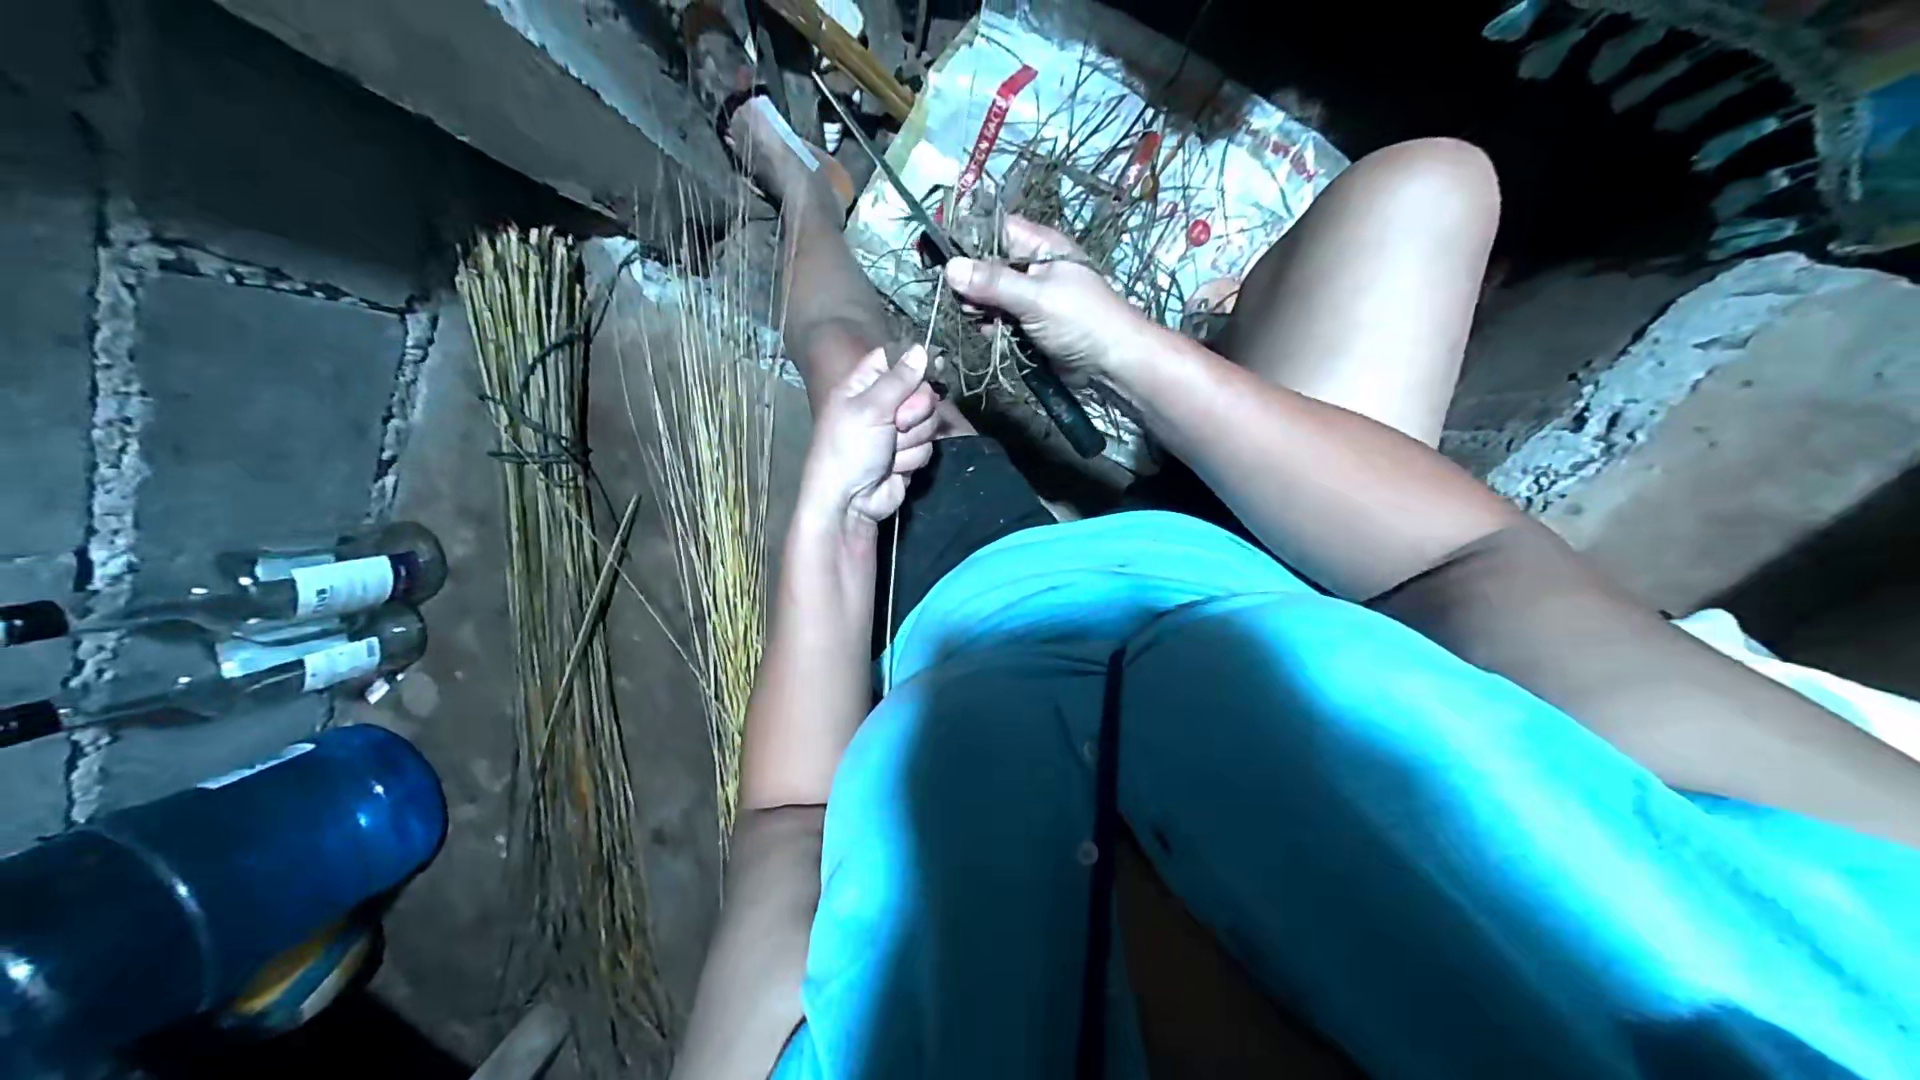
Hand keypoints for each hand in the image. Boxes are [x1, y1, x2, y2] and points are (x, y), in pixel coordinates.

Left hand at [799, 344, 938, 530]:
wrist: (850, 502)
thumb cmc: (849, 449)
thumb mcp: (870, 408)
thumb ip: (899, 379)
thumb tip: (921, 349)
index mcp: (863, 385)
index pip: (894, 360)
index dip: (913, 364)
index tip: (931, 368)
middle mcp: (882, 404)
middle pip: (921, 391)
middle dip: (915, 411)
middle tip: (898, 424)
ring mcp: (897, 430)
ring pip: (928, 421)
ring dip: (911, 440)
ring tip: (889, 452)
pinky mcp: (909, 453)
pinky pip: (927, 446)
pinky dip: (912, 458)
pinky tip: (894, 468)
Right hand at [941, 216, 1155, 382]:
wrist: (1111, 364)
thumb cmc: (1081, 320)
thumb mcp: (1035, 297)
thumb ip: (993, 283)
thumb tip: (950, 268)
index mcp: (1040, 246)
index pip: (995, 229)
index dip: (967, 237)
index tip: (939, 253)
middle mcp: (1033, 266)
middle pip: (987, 263)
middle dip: (970, 279)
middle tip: (961, 297)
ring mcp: (1030, 296)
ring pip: (990, 293)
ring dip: (979, 305)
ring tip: (976, 316)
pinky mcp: (1028, 323)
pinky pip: (999, 318)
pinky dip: (990, 323)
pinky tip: (987, 331)